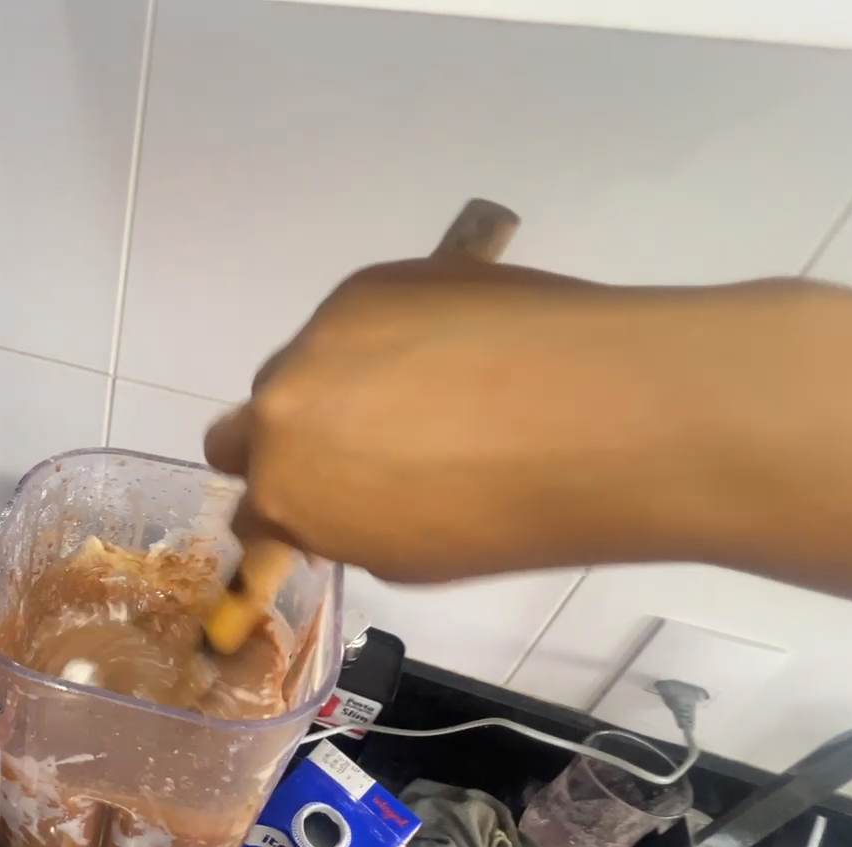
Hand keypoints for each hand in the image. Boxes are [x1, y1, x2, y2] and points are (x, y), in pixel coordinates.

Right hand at [203, 259, 752, 580]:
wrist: (617, 415)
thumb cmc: (512, 518)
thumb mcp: (403, 556)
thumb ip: (337, 527)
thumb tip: (334, 499)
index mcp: (282, 493)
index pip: (247, 511)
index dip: (285, 518)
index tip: (324, 514)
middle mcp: (276, 412)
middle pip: (234, 435)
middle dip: (276, 451)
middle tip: (349, 452)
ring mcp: (316, 341)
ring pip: (290, 372)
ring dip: (323, 390)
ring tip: (416, 391)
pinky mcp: (364, 286)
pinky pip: (343, 324)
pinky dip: (373, 341)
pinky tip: (445, 349)